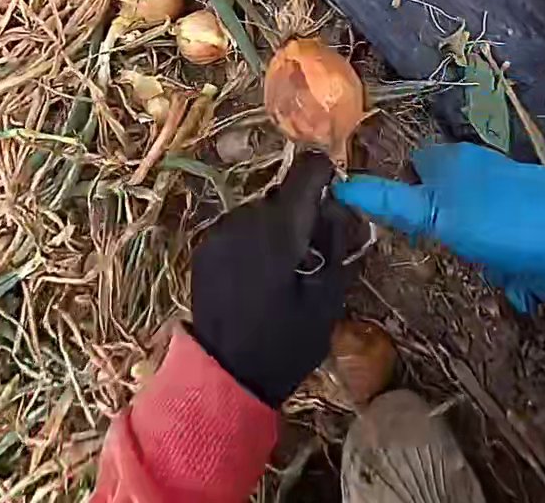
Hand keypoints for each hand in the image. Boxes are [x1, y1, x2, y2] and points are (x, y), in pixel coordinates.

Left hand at [191, 151, 361, 405]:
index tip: (336, 195)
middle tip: (313, 249)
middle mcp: (246, 215)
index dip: (326, 175)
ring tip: (284, 266)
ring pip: (263, 208)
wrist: (225, 375)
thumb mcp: (328, 296)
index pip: (307, 170)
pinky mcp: (205, 242)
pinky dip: (254, 236)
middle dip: (304, 211)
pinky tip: (256, 271)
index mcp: (280, 226)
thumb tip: (339, 204)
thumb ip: (337, 239)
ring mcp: (221, 228)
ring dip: (278, 225)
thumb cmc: (285, 341)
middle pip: (286, 192)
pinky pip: (240, 224)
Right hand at [334, 143, 544, 332]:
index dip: (401, 196)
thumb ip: (392, 201)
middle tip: (447, 252)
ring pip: (470, 227)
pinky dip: (503, 263)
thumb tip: (343, 186)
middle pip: (439, 201)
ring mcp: (507, 194)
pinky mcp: (530, 221)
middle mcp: (478, 170)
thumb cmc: (504, 225)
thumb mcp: (439, 216)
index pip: (410, 170)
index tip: (405, 228)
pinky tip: (515, 280)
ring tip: (487, 273)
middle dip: (442, 231)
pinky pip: (500, 243)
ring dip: (473, 253)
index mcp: (454, 159)